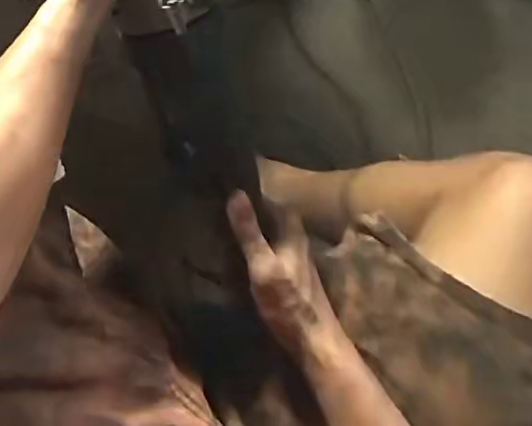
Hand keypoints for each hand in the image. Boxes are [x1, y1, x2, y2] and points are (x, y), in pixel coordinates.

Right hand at [227, 191, 337, 359]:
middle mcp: (296, 235)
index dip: (247, 195)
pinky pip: (269, 250)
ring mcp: (295, 255)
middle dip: (247, 213)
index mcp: (292, 227)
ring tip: (223, 230)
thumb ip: (249, 231)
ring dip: (251, 231)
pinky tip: (238, 255)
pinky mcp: (290, 273)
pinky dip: (255, 248)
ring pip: (269, 234)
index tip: (223, 191)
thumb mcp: (262, 265)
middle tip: (218, 211)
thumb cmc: (287, 300)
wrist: (314, 341)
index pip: (267, 199)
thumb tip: (236, 192)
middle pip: (268, 217)